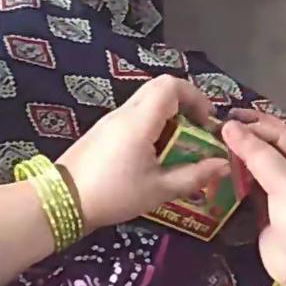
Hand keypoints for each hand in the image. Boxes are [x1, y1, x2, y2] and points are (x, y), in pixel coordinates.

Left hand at [56, 75, 229, 228]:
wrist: (62, 201)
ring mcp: (110, 120)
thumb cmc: (113, 195)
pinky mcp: (102, 132)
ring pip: (146, 101)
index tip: (207, 123)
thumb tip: (224, 164)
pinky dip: (151, 124)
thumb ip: (194, 176)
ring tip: (179, 146)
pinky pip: (133, 115)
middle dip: (185, 103)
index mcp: (139, 120)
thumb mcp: (158, 190)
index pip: (172, 85)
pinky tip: (155, 153)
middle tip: (197, 130)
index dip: (196, 97)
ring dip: (168, 115)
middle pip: (160, 88)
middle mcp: (124, 113)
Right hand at [220, 110, 285, 285]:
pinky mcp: (265, 208)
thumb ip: (258, 154)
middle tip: (215, 128)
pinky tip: (218, 167)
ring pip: (257, 165)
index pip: (282, 133)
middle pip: (269, 147)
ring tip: (211, 143)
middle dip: (245, 136)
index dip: (256, 124)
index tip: (227, 117)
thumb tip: (229, 126)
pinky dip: (235, 175)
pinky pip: (249, 184)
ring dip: (238, 155)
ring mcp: (281, 191)